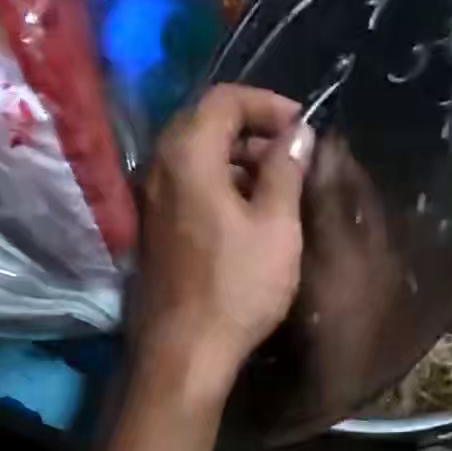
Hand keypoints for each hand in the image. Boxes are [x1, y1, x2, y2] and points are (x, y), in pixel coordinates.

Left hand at [137, 84, 311, 391]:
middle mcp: (158, 167)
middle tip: (291, 157)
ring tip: (275, 188)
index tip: (301, 127)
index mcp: (187, 155)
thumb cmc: (237, 288)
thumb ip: (286, 170)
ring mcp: (150, 200)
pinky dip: (218, 185)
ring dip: (236, 161)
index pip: (224, 99)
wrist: (185, 351)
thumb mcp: (276, 226)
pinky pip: (186, 187)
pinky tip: (246, 215)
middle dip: (252, 131)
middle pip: (205, 124)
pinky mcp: (152, 229)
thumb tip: (298, 133)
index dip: (268, 103)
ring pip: (194, 158)